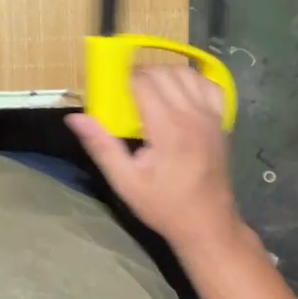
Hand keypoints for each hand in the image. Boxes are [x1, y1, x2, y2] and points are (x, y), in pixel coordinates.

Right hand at [67, 67, 239, 245]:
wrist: (208, 225)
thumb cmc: (163, 205)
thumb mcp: (125, 182)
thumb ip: (101, 147)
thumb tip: (75, 118)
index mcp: (168, 129)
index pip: (144, 82)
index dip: (125, 80)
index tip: (113, 91)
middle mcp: (193, 116)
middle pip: (165, 73)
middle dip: (142, 75)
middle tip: (126, 93)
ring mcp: (212, 117)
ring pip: (187, 74)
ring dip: (166, 74)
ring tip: (151, 91)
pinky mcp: (222, 122)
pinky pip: (210, 86)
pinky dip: (194, 81)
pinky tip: (180, 93)